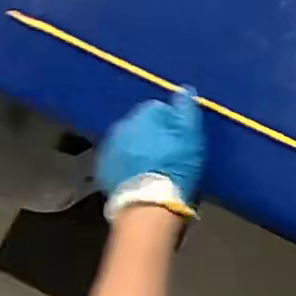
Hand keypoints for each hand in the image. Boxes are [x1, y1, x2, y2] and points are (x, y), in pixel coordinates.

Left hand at [97, 89, 204, 206]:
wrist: (149, 205)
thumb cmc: (176, 167)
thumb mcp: (192, 137)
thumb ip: (186, 110)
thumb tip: (184, 90)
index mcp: (141, 116)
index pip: (158, 107)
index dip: (173, 121)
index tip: (182, 136)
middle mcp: (120, 128)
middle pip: (142, 123)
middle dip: (155, 132)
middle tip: (172, 150)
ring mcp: (108, 150)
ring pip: (130, 141)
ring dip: (142, 147)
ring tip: (158, 163)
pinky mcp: (103, 170)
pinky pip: (121, 159)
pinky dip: (130, 162)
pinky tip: (143, 173)